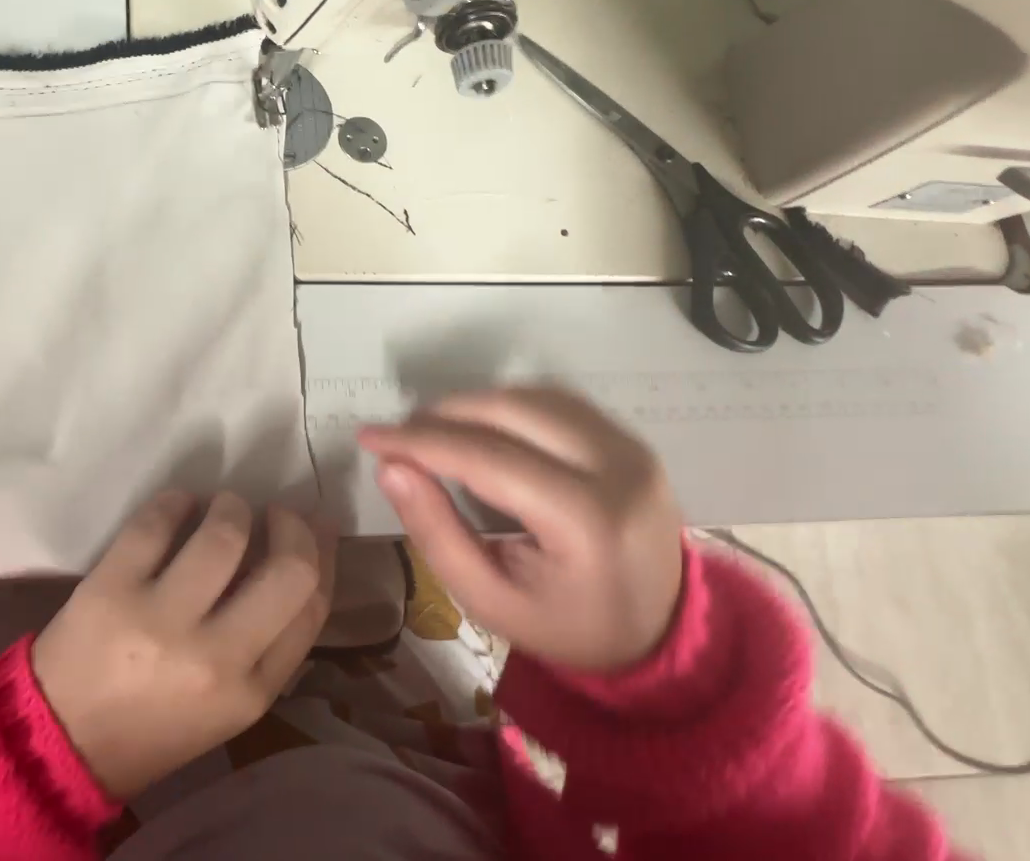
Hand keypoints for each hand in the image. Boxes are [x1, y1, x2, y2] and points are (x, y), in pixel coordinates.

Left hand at [32, 491, 335, 798]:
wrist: (62, 740)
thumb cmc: (153, 722)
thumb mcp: (228, 706)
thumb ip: (267, 646)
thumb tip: (294, 560)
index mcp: (250, 693)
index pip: (311, 607)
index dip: (323, 553)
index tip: (317, 525)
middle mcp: (214, 658)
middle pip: (288, 570)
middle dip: (291, 525)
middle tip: (274, 511)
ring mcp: (160, 621)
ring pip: (224, 535)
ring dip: (231, 506)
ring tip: (223, 506)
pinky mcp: (111, 588)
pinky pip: (156, 523)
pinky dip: (175, 501)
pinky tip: (177, 504)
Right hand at [358, 387, 683, 672]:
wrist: (660, 632)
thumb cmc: (564, 625)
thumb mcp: (488, 599)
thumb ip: (436, 533)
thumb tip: (390, 468)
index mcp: (587, 521)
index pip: (487, 457)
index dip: (420, 441)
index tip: (369, 437)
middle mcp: (618, 468)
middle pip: (510, 411)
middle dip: (442, 415)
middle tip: (399, 437)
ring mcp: (630, 447)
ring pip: (532, 397)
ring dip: (472, 406)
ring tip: (433, 434)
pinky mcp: (630, 439)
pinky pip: (555, 402)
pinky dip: (506, 406)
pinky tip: (480, 430)